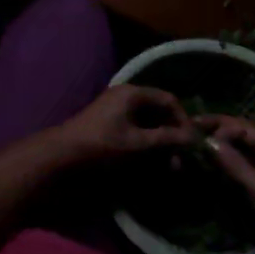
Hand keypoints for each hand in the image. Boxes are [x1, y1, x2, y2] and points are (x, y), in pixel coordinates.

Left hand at [54, 85, 193, 162]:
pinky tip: (151, 156)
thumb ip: (165, 138)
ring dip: (160, 138)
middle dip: (171, 131)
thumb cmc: (101, 144)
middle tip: (180, 154)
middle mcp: (125, 95)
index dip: (182, 119)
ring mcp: (115, 106)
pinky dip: (146, 139)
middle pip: (158, 109)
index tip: (191, 140)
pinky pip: (136, 125)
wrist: (62, 153)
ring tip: (168, 161)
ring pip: (148, 119)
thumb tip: (192, 138)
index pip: (168, 99)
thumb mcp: (137, 143)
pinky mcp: (109, 120)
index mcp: (133, 93)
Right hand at [195, 115, 254, 253]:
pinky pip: (248, 164)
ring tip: (200, 140)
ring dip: (224, 145)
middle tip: (193, 126)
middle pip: (246, 135)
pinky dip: (232, 160)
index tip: (197, 131)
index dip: (221, 126)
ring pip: (246, 150)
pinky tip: (215, 160)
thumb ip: (233, 163)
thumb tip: (208, 141)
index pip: (246, 128)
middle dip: (221, 130)